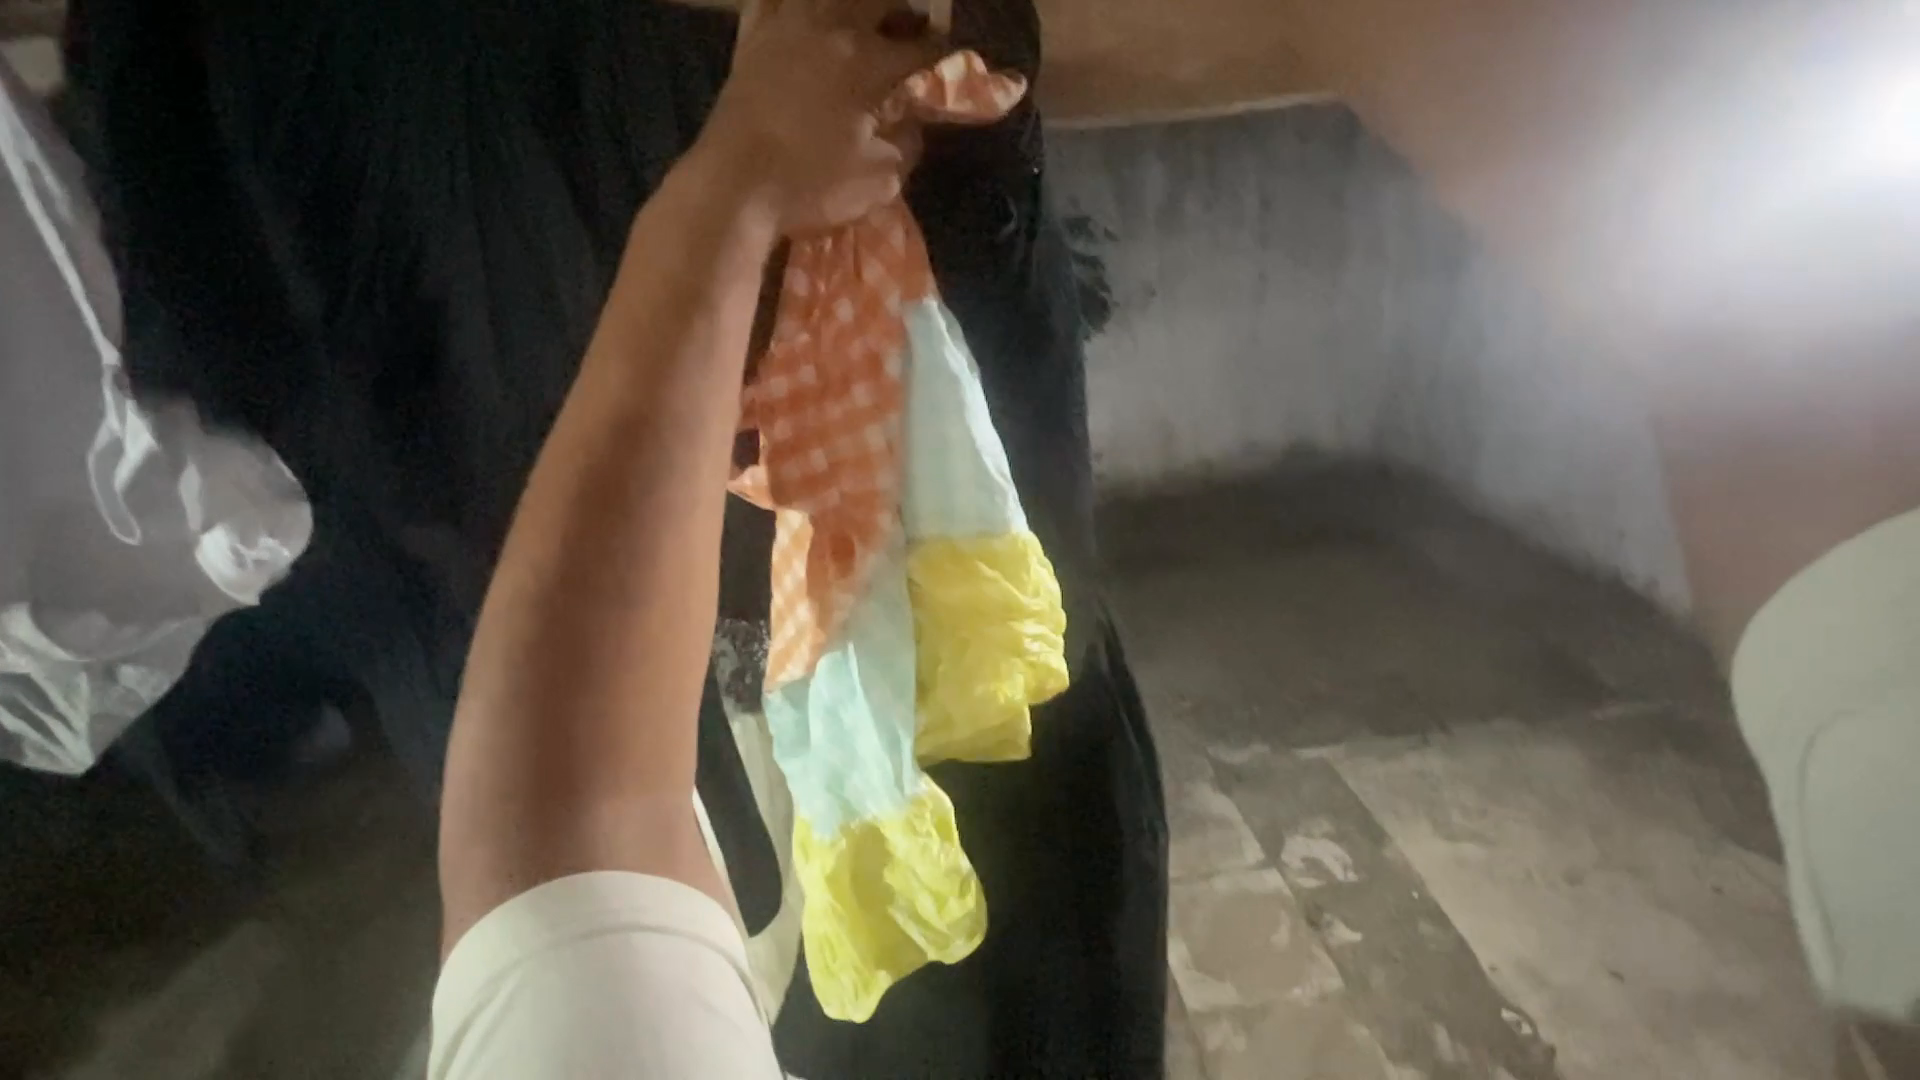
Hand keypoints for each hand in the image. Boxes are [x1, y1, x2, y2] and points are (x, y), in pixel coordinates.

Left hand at [695, 0, 943, 233]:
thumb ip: (907, 142)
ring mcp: (785, 25)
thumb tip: (915, 120)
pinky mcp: (751, 38)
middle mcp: (828, 26)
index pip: (921, 49)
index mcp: (867, 61)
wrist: (735, 187)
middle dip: (904, 15)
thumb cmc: (811, 185)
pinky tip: (807, 15)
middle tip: (912, 36)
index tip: (954, 71)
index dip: (943, 60)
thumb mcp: (880, 179)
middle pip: (879, 1)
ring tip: (864, 24)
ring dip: (855, 6)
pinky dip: (796, 4)